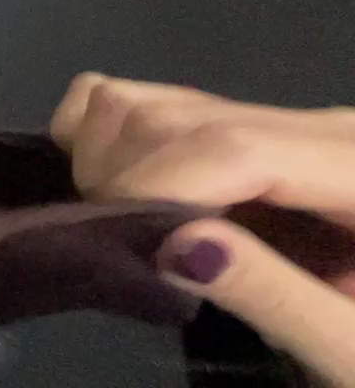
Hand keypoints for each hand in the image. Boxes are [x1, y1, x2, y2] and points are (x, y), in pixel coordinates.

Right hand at [52, 74, 354, 386]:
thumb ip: (283, 300)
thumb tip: (171, 245)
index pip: (232, 146)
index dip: (160, 185)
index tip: (136, 247)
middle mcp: (308, 124)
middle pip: (166, 119)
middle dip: (123, 180)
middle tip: (139, 254)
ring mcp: (253, 113)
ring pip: (129, 102)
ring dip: (99, 161)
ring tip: (136, 226)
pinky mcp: (211, 114)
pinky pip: (114, 95)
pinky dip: (87, 133)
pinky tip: (120, 185)